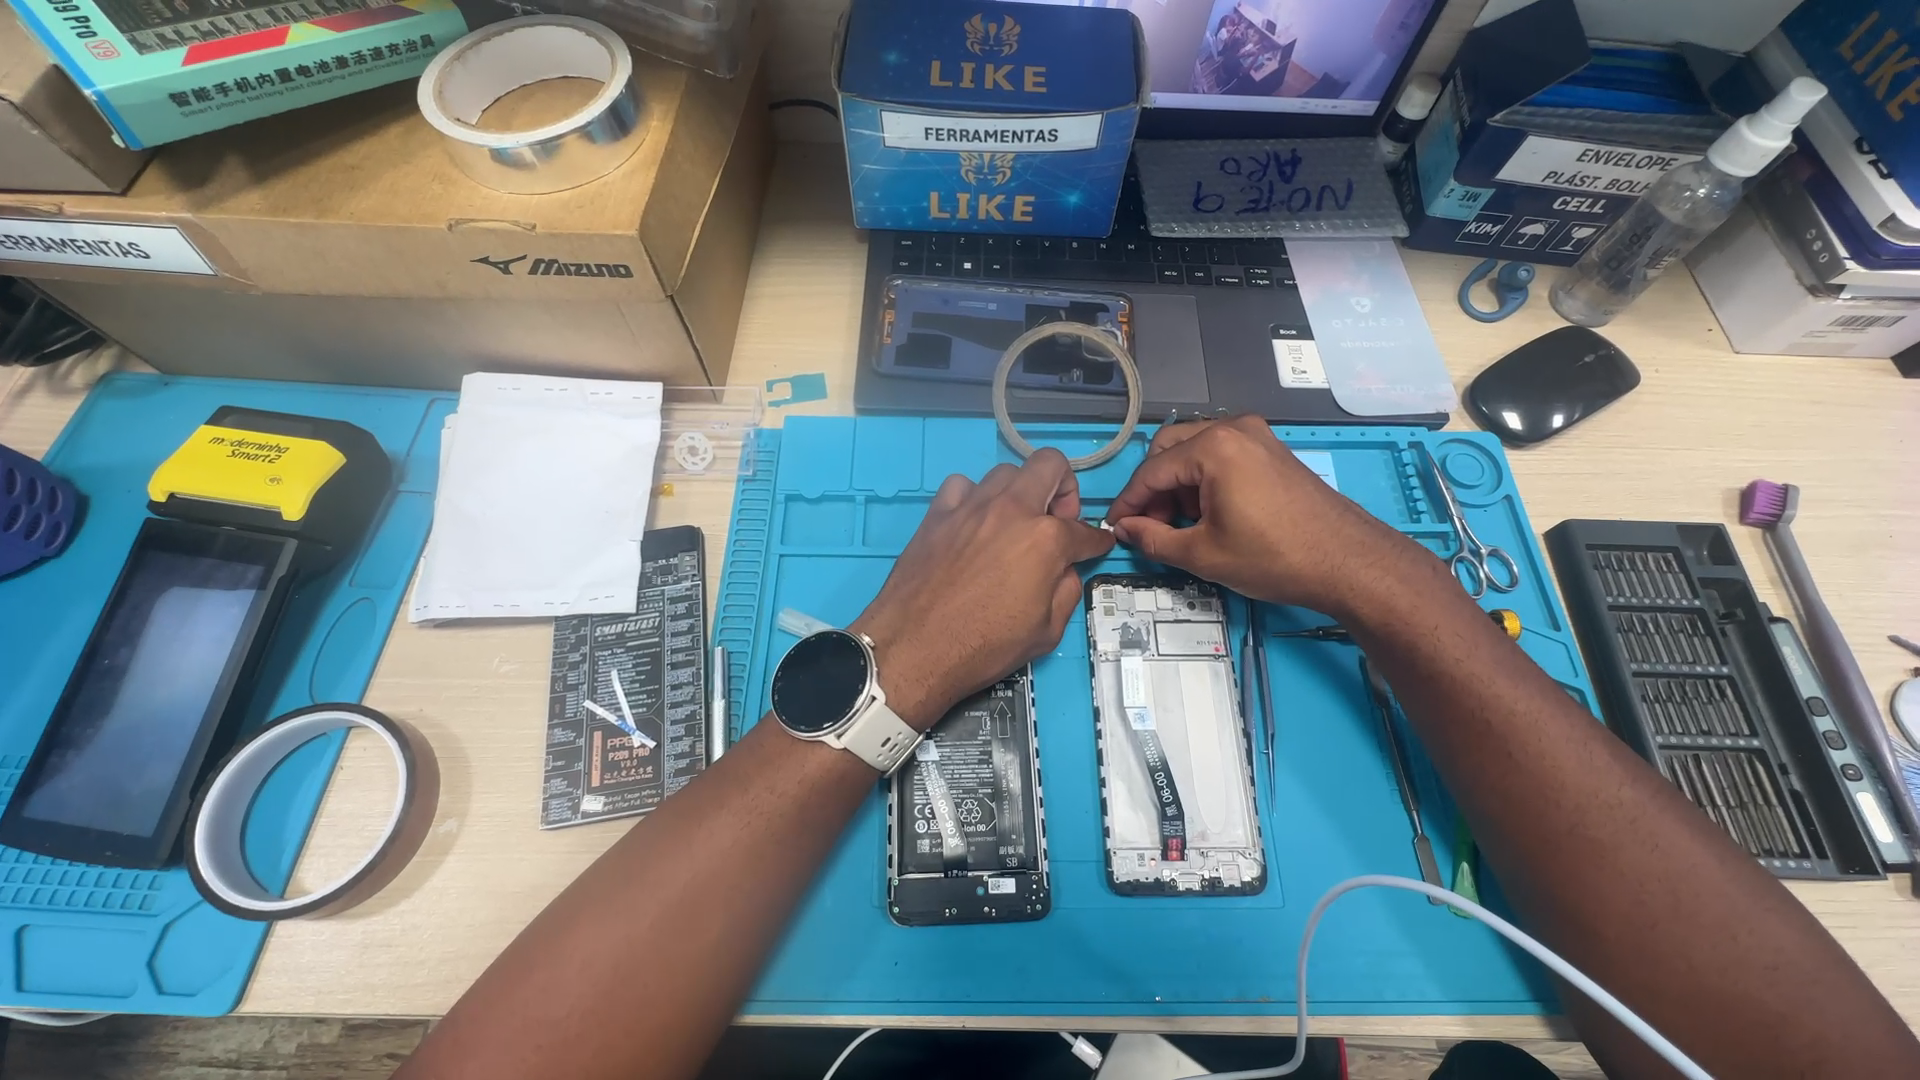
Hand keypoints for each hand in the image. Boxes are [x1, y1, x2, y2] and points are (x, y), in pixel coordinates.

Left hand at [852, 448, 1113, 729]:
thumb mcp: (1048, 631)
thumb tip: (1065, 569)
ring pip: (1005, 472)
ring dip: (1019, 492)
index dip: (1097, 541)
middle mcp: (1011, 509)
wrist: (914, 649)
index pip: (1085, 531)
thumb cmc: (985, 647)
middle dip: (1064, 488)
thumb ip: (1066, 590)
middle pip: (1050, 465)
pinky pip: (961, 486)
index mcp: (1046, 539)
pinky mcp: (937, 514)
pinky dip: (973, 498)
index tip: (1097, 545)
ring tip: (1014, 524)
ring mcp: (970, 507)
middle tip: (1058, 521)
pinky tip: (973, 523)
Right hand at [1106, 415, 1425, 616]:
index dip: (1128, 502)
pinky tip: (1209, 514)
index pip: (1151, 471)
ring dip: (1178, 483)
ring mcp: (1257, 436)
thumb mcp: (1202, 554)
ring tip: (1181, 525)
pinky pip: (1222, 455)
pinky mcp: (1272, 450)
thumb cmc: (1273, 558)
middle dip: (1153, 488)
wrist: (1349, 562)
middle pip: (1169, 449)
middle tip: (1151, 526)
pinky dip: (1204, 479)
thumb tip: (1125, 530)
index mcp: (1213, 447)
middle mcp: (1233, 429)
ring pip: (1195, 450)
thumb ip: (1153, 538)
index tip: (1116, 527)